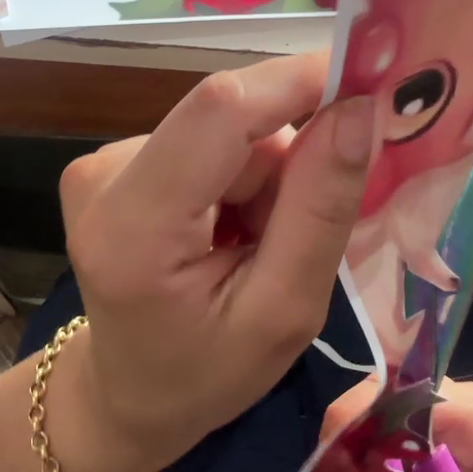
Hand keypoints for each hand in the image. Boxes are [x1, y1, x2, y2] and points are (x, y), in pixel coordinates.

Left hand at [52, 53, 377, 471]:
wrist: (127, 392)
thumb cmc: (206, 374)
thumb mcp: (283, 313)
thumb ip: (320, 210)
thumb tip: (359, 109)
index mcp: (135, 227)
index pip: (220, 110)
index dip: (298, 79)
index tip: (373, 81)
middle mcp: (102, 178)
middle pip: (229, 120)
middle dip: (286, 160)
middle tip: (294, 234)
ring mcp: (99, 165)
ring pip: (224, 133)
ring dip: (260, 179)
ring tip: (250, 249)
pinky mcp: (109, 162)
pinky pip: (204, 143)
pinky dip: (234, 180)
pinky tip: (223, 234)